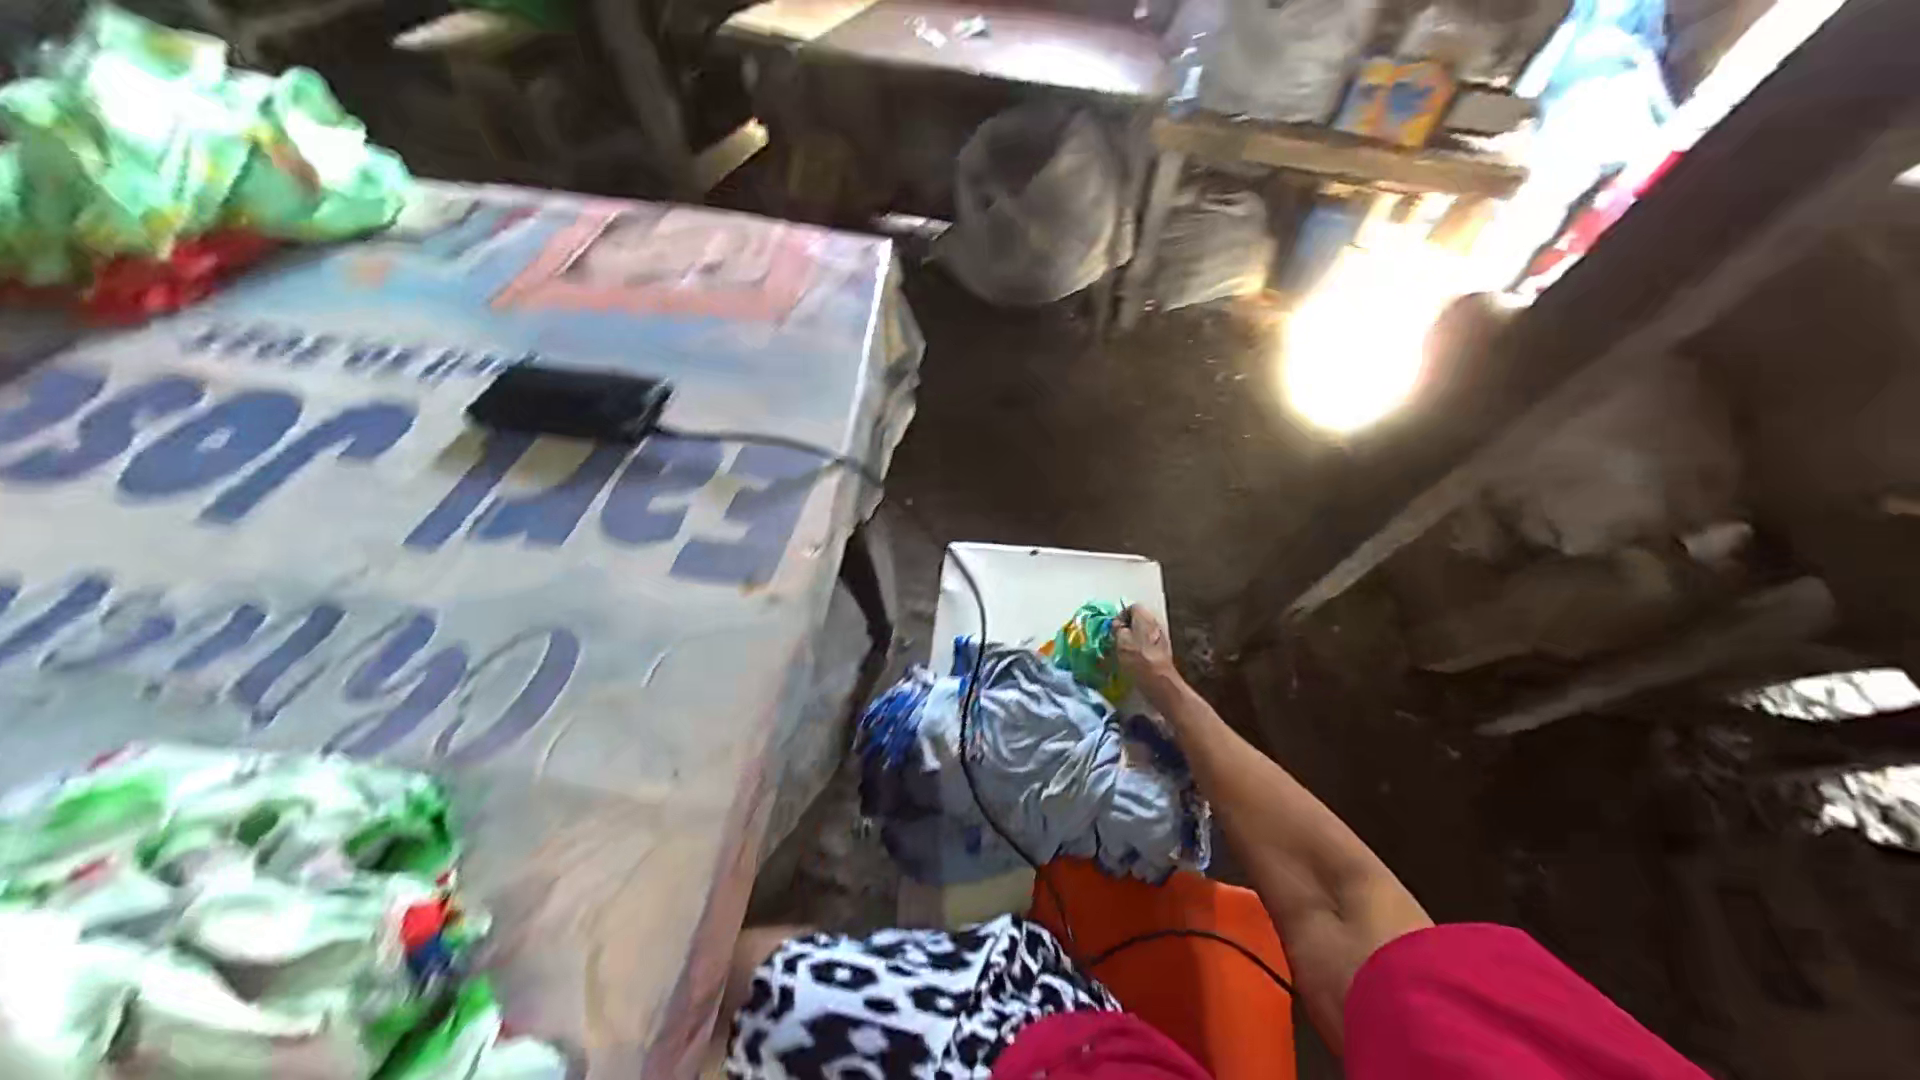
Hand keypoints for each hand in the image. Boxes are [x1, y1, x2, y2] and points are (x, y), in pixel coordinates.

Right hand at [1115, 604, 1180, 700]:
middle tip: (1117, 639)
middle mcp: (1155, 622)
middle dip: (1127, 627)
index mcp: (1144, 616)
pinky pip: (1149, 643)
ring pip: (1143, 632)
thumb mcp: (1119, 640)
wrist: (1158, 680)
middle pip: (1138, 619)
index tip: (1114, 628)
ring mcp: (1161, 636)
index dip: (1120, 616)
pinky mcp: (1163, 650)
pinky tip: (1135, 659)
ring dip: (1134, 638)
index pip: (1131, 607)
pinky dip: (1141, 647)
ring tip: (1125, 651)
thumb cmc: (1136, 657)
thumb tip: (1117, 624)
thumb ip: (1117, 628)